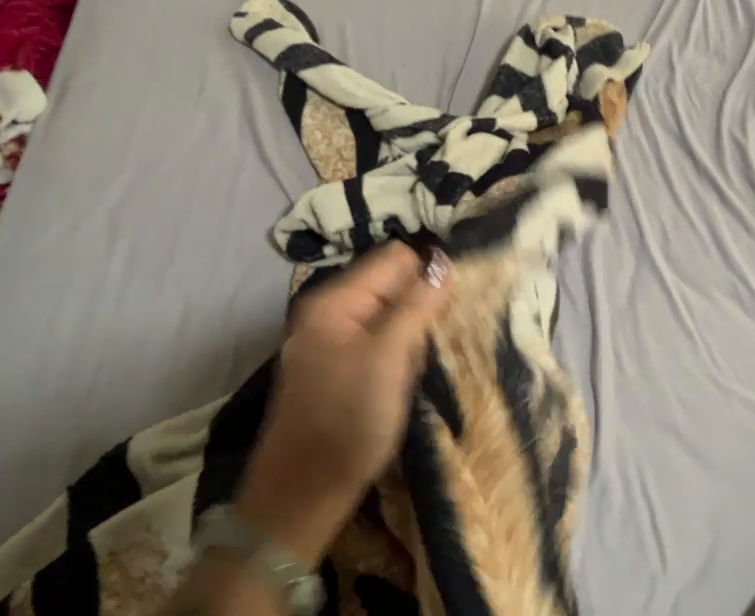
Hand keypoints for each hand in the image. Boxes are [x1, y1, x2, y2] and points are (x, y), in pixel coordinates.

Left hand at [235, 241, 452, 564]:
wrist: (302, 495)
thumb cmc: (348, 421)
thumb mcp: (389, 357)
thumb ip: (417, 304)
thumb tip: (445, 261)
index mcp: (335, 300)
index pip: (396, 257)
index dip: (429, 274)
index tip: (452, 307)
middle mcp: (329, 311)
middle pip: (393, 284)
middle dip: (421, 310)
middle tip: (428, 347)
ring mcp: (331, 341)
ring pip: (391, 316)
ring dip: (412, 337)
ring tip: (414, 371)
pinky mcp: (338, 368)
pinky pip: (379, 343)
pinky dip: (398, 356)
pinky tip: (402, 383)